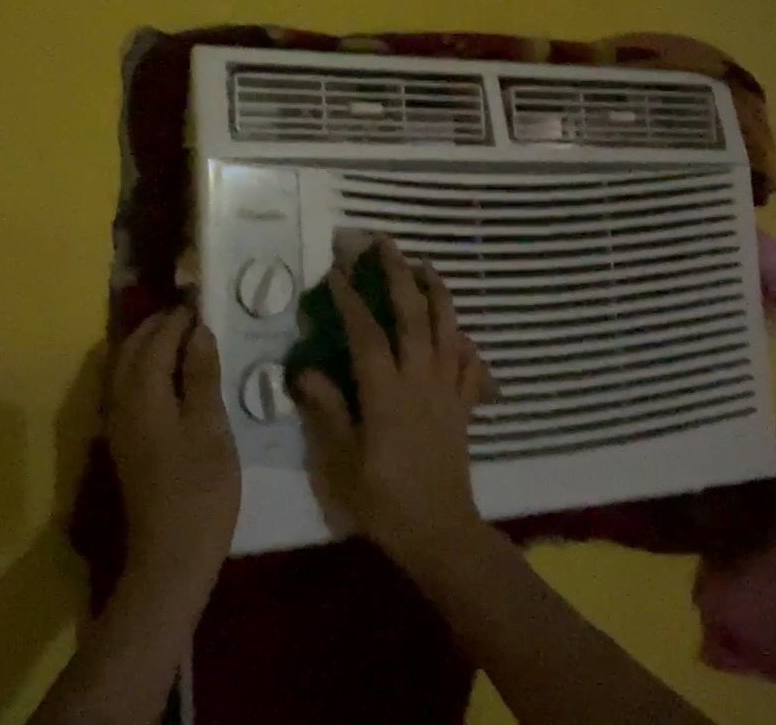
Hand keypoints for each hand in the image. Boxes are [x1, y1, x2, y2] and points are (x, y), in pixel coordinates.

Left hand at [107, 307, 239, 584]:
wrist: (170, 556)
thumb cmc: (200, 490)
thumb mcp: (211, 429)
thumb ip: (202, 376)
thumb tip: (198, 332)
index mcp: (142, 393)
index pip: (156, 340)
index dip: (179, 318)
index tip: (203, 300)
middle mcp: (120, 401)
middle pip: (131, 349)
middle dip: (158, 326)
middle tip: (192, 315)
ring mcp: (118, 424)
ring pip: (125, 368)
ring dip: (149, 346)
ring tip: (183, 338)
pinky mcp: (124, 442)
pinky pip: (128, 389)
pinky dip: (146, 370)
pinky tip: (171, 378)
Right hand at [293, 238, 493, 564]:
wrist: (441, 533)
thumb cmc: (383, 501)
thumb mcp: (342, 460)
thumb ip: (327, 410)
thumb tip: (306, 370)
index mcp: (387, 393)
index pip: (367, 333)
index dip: (351, 299)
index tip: (337, 270)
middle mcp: (421, 380)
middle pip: (413, 316)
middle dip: (398, 274)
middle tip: (383, 242)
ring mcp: (447, 390)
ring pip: (447, 328)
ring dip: (436, 291)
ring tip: (423, 264)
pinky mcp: (464, 405)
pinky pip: (469, 361)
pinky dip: (462, 337)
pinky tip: (455, 327)